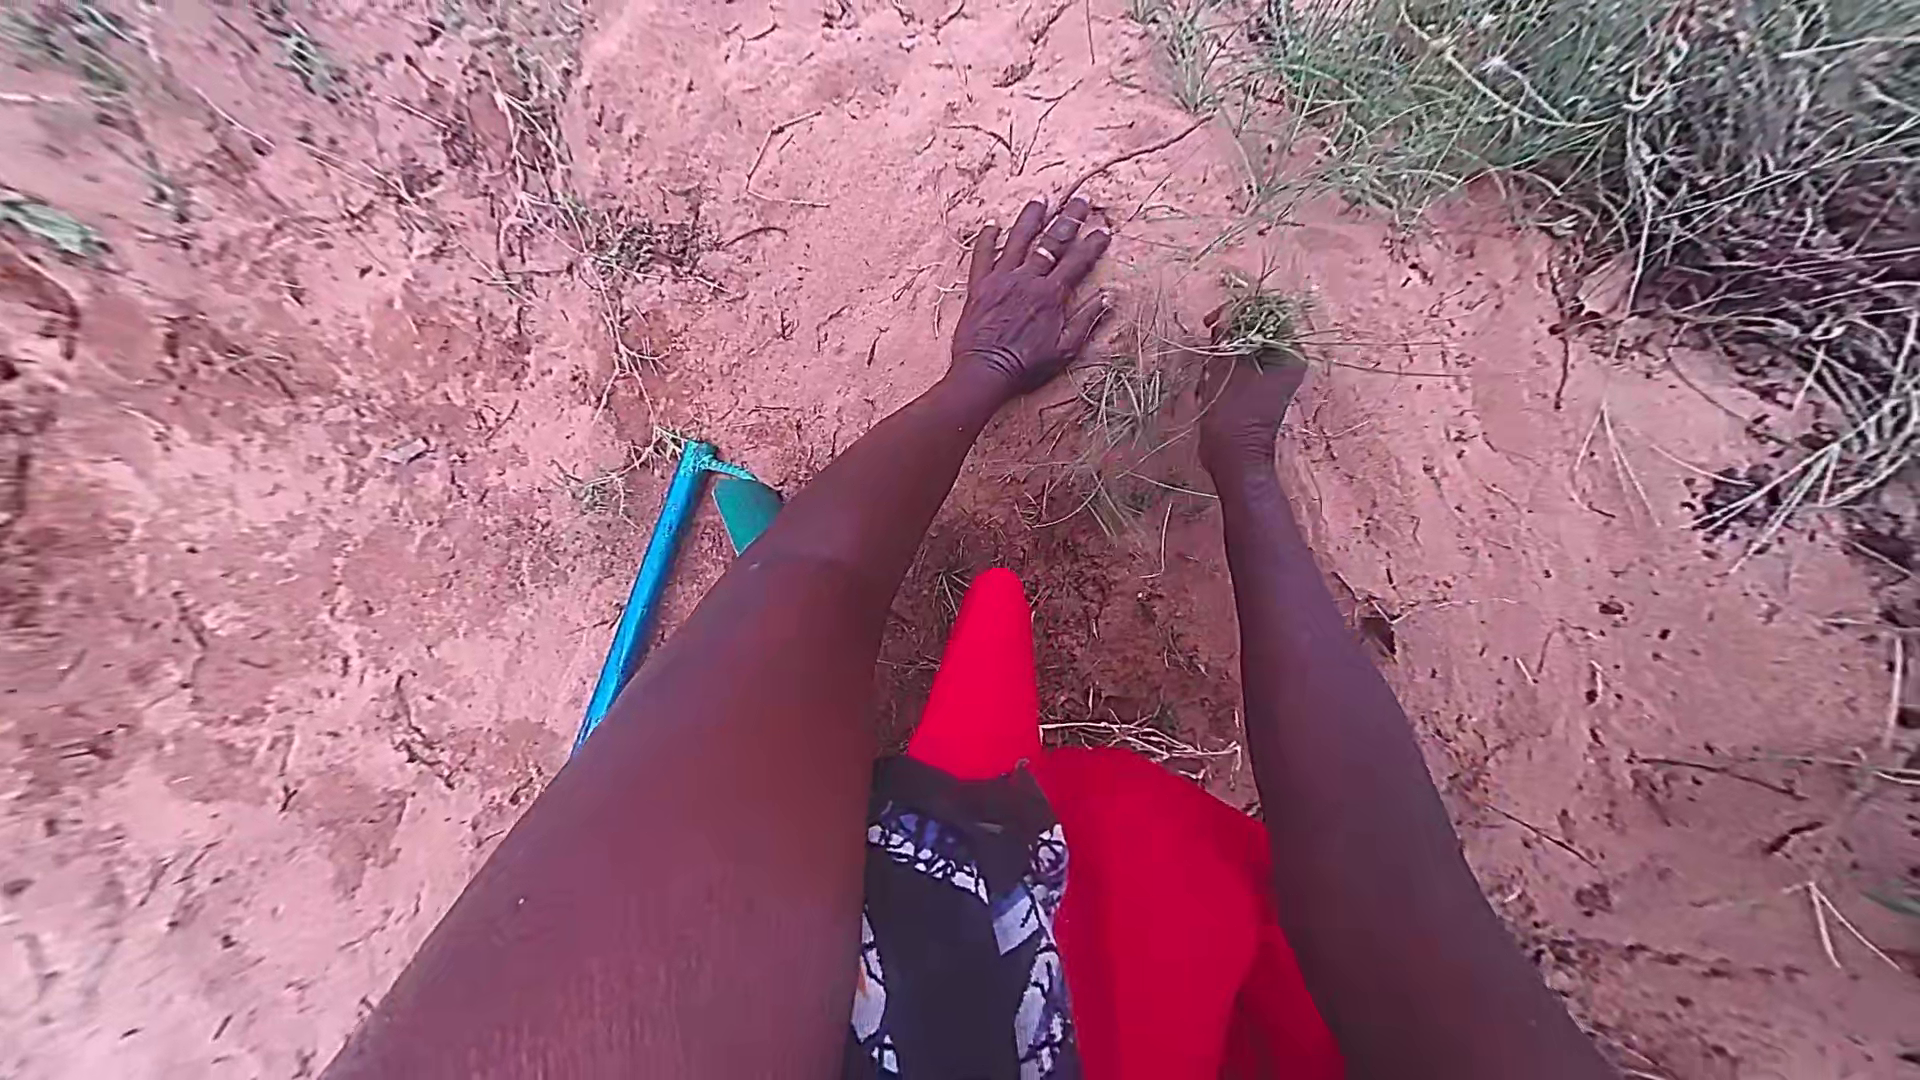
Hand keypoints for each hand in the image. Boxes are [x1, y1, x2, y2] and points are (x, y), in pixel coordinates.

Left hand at [949, 197, 1110, 400]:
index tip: (1104, 229)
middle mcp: (1027, 280)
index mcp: (1051, 295)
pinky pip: (982, 255)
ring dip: (1031, 218)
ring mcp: (1001, 280)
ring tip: (1041, 200)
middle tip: (1081, 200)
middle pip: (1051, 242)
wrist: (985, 372)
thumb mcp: (1064, 351)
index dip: (1093, 244)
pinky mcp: (979, 287)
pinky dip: (987, 238)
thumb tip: (1107, 298)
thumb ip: (1085, 322)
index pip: (1078, 261)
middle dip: (1069, 219)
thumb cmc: (1025, 367)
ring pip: (1018, 240)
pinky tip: (992, 224)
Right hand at [1196, 305, 1308, 475]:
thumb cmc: (1234, 416)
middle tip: (1209, 353)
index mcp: (1288, 355)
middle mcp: (1284, 364)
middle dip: (1225, 341)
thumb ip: (1228, 338)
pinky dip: (1219, 375)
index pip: (1267, 317)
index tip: (1212, 323)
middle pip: (1252, 334)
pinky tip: (1209, 390)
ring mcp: (1269, 379)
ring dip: (1219, 361)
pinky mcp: (1254, 392)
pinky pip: (1234, 371)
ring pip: (1239, 353)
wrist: (1233, 459)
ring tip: (1209, 380)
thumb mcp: (1227, 370)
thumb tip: (1225, 316)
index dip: (1238, 314)